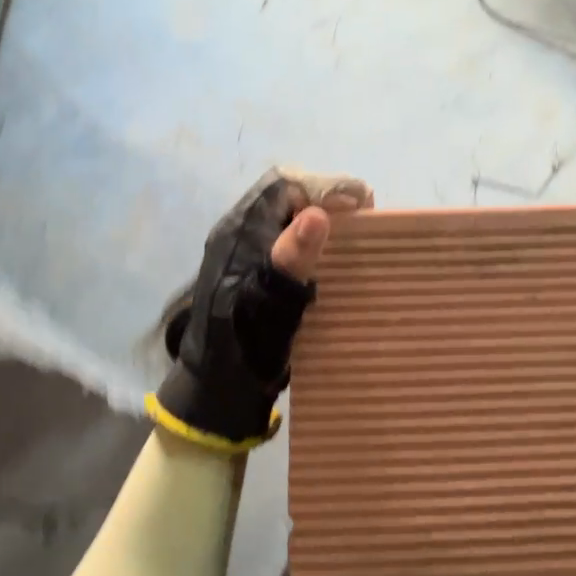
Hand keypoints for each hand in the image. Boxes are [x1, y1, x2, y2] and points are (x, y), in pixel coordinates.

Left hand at [149, 168, 372, 452]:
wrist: (215, 388)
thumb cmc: (244, 338)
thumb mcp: (273, 299)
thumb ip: (293, 255)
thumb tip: (318, 214)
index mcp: (241, 231)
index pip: (284, 187)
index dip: (323, 189)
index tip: (357, 206)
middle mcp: (239, 234)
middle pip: (286, 200)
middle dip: (325, 203)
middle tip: (359, 221)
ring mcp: (242, 255)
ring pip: (285, 221)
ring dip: (318, 224)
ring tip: (352, 239)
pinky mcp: (249, 276)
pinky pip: (283, 243)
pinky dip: (309, 244)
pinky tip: (329, 263)